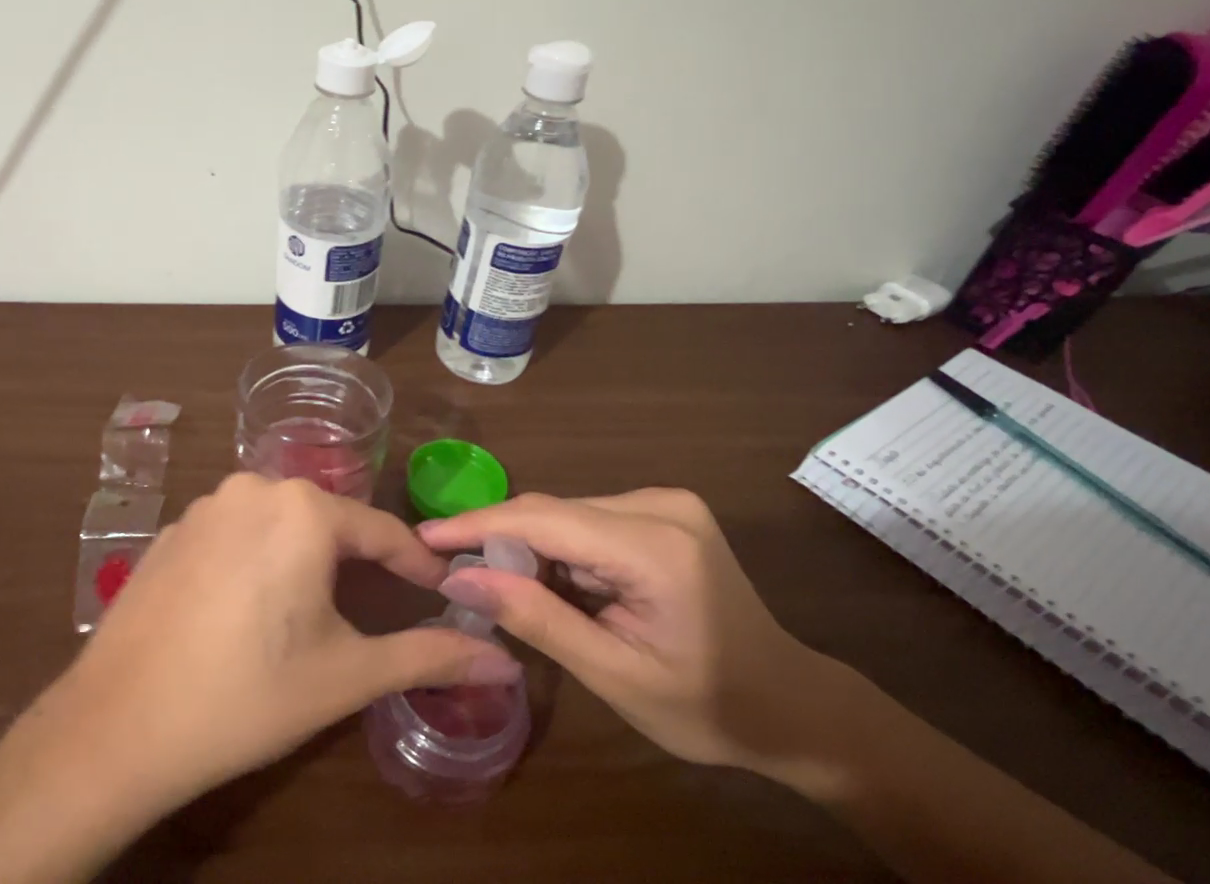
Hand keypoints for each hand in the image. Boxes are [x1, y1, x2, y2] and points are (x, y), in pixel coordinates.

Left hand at [52, 474, 520, 802]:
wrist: (118, 725)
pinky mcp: (169, 533)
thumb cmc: (247, 695)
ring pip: (280, 525)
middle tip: (385, 605)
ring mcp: (203, 507)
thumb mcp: (347, 675)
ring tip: (323, 609)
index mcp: (303, 510)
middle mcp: (252, 489)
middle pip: (329, 522)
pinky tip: (254, 609)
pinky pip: (236, 536)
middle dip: (361, 562)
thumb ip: (429, 656)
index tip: (444, 593)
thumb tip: (503, 657)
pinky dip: (259, 562)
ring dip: (308, 560)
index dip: (418, 566)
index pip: (383, 532)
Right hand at [418, 488, 834, 773]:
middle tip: (448, 576)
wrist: (789, 706)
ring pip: (565, 514)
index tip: (420, 540)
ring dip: (527, 548)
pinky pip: (588, 522)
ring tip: (493, 588)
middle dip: (498, 540)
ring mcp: (667, 504)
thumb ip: (535, 617)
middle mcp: (661, 505)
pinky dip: (557, 551)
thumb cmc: (705, 706)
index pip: (543, 517)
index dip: (476, 525)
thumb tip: (459, 579)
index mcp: (655, 546)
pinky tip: (545, 585)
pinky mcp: (664, 513)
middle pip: (552, 511)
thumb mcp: (612, 673)